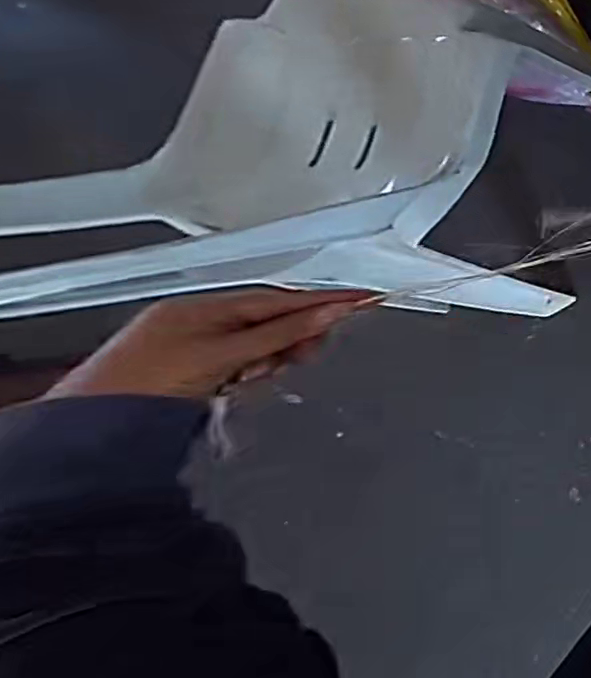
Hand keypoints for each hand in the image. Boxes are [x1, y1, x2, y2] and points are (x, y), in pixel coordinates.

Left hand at [43, 289, 371, 400]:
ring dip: (271, 357)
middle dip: (294, 336)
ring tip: (256, 375)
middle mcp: (196, 318)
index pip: (284, 298)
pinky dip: (251, 367)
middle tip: (302, 355)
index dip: (328, 299)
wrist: (83, 434)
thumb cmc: (146, 385)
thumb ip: (286, 332)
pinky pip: (241, 356)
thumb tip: (336, 311)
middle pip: (273, 318)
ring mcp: (189, 342)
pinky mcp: (188, 365)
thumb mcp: (227, 355)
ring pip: (260, 340)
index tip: (368, 297)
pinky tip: (241, 381)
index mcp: (203, 306)